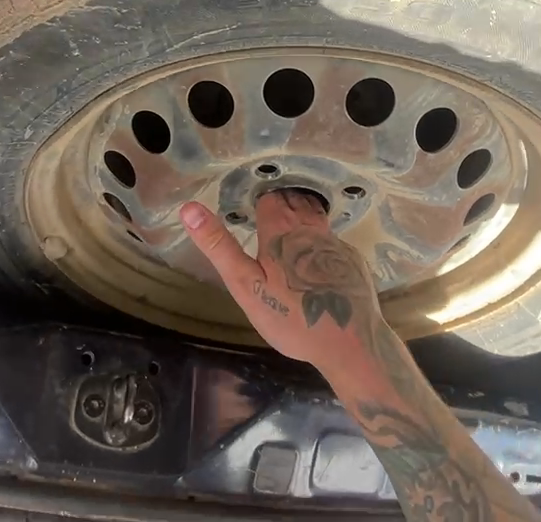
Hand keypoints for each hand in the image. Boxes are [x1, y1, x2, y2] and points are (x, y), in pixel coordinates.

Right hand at [182, 190, 385, 369]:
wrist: (350, 343)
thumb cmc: (291, 315)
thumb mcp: (245, 284)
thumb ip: (218, 245)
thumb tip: (189, 208)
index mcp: (281, 226)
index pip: (269, 197)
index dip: (259, 203)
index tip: (250, 213)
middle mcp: (310, 225)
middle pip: (294, 200)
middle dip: (281, 204)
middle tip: (266, 220)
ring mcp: (334, 241)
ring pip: (315, 216)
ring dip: (302, 218)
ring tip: (288, 234)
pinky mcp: (351, 260)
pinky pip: (331, 241)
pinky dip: (321, 244)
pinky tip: (315, 264)